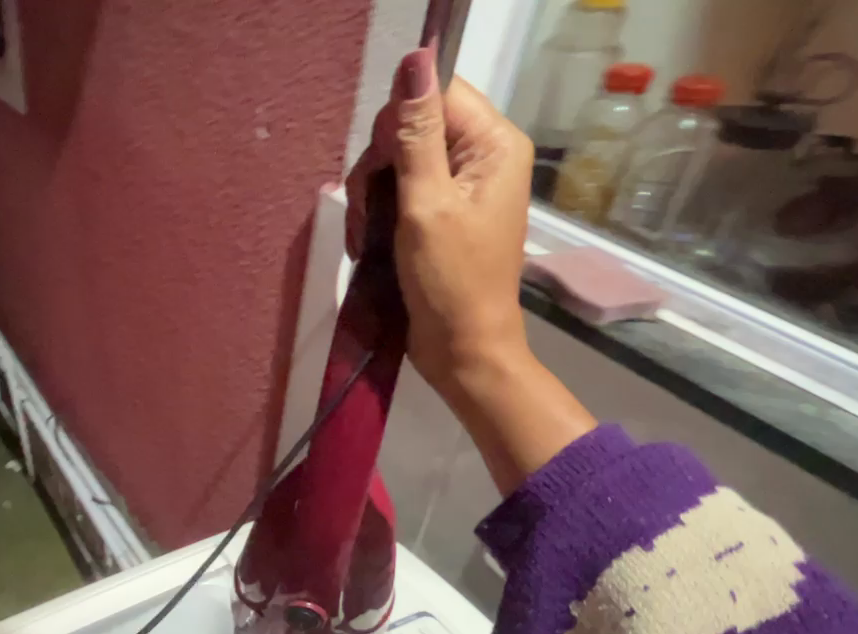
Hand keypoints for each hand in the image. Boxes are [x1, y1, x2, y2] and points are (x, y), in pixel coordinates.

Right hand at [357, 48, 533, 385]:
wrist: (462, 350)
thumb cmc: (450, 282)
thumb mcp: (427, 206)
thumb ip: (416, 135)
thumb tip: (414, 59)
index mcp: (494, 145)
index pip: (440, 93)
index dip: (400, 122)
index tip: (381, 169)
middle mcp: (482, 157)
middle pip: (415, 126)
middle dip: (380, 167)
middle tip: (366, 213)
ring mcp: (460, 189)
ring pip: (400, 162)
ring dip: (372, 196)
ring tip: (364, 236)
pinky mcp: (440, 216)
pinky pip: (401, 192)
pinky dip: (378, 215)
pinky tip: (366, 242)